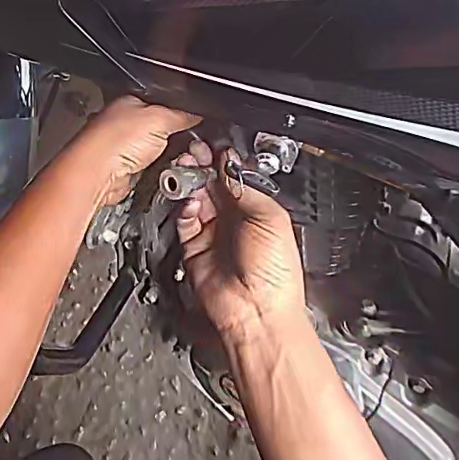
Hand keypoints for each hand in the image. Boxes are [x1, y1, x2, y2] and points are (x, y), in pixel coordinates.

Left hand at [64, 95, 200, 207]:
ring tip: (171, 159)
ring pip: (158, 153)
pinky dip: (158, 172)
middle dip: (175, 139)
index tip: (194, 124)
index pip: (163, 104)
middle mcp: (125, 125)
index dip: (180, 114)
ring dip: (167, 158)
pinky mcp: (126, 171)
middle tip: (185, 144)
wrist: (98, 173)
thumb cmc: (114, 140)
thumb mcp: (161, 118)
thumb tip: (196, 115)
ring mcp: (125, 149)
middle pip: (162, 130)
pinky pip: (152, 171)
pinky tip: (159, 171)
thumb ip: (182, 115)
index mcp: (130, 103)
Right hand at [174, 144, 306, 346]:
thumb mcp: (270, 218)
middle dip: (203, 166)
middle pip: (213, 184)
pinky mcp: (195, 249)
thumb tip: (229, 166)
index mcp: (258, 210)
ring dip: (191, 182)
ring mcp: (214, 234)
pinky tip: (189, 202)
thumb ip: (246, 188)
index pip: (236, 176)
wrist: (256, 311)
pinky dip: (184, 208)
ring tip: (188, 172)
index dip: (224, 160)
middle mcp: (235, 220)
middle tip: (194, 154)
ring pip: (196, 198)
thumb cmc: (274, 274)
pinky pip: (184, 221)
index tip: (213, 148)